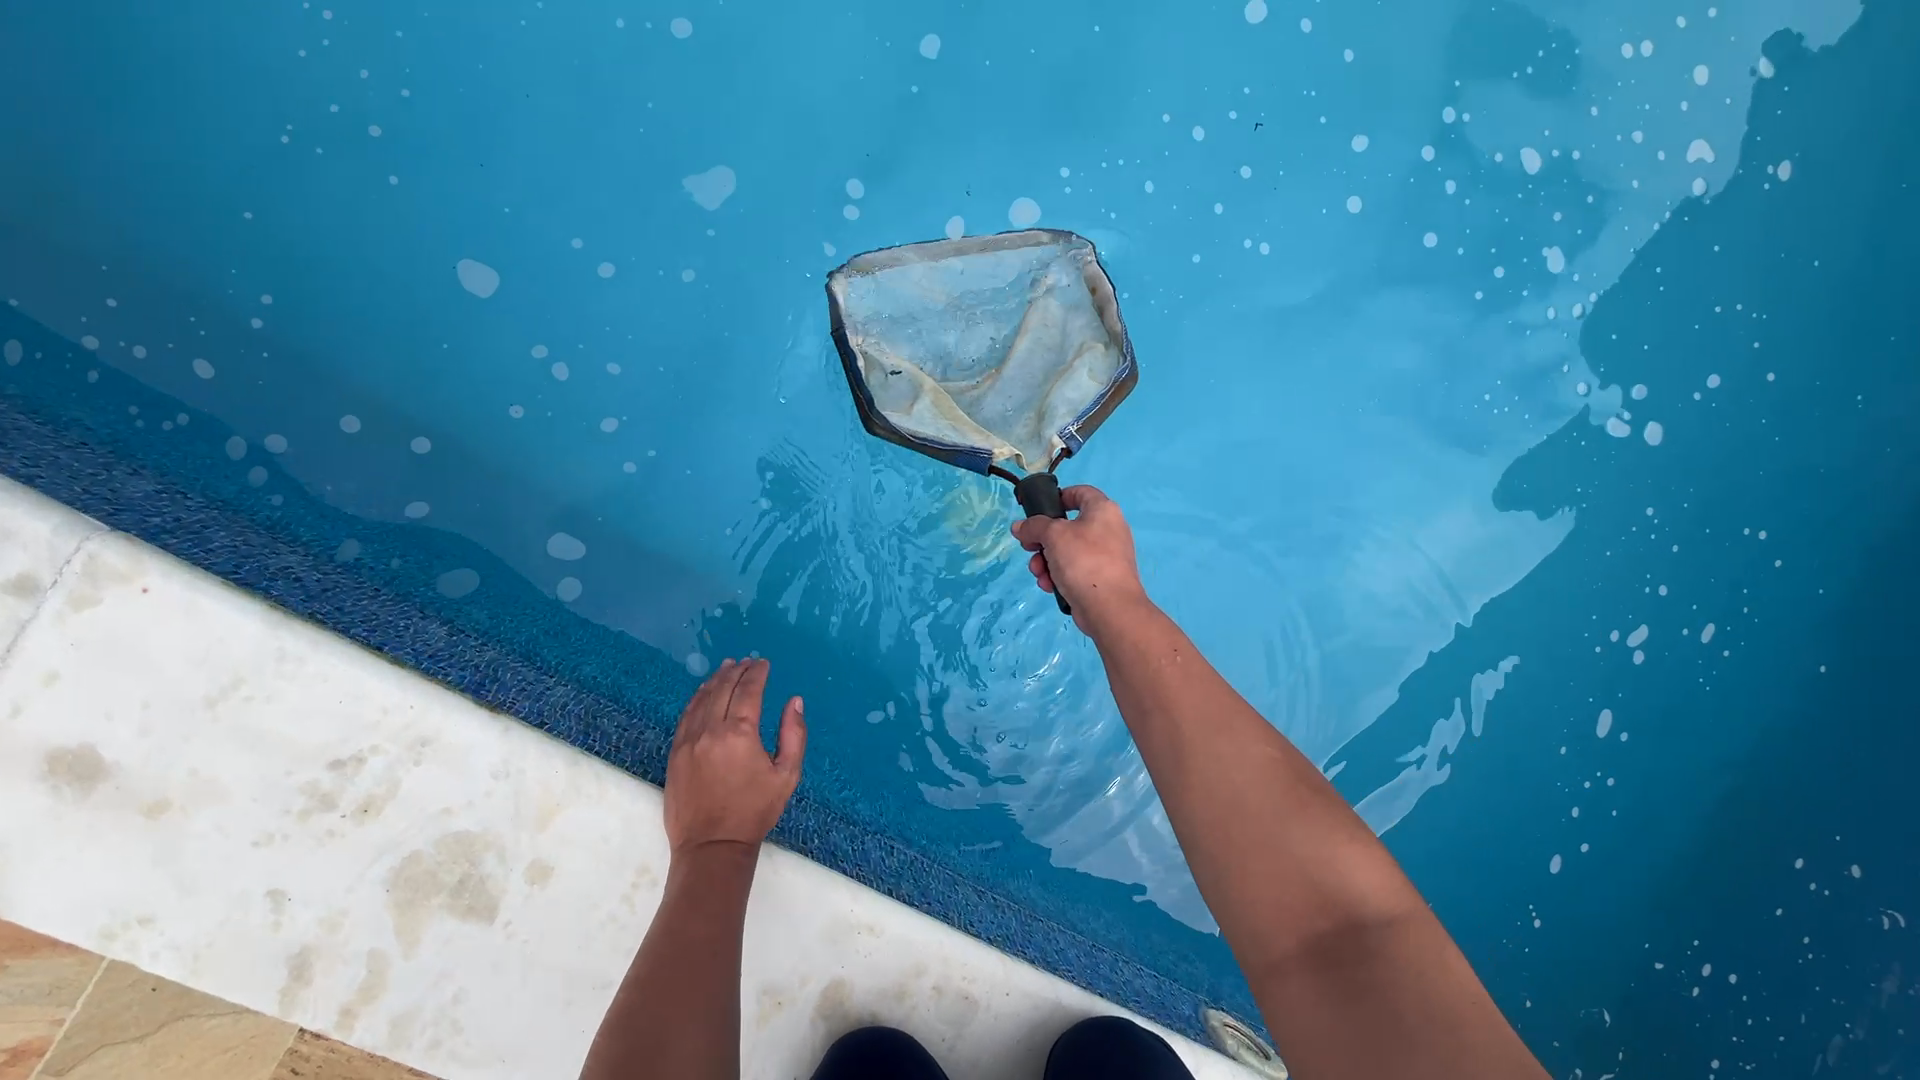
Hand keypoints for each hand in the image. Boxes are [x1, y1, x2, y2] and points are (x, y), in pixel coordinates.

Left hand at [664, 659, 805, 857]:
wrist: (712, 845)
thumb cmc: (755, 811)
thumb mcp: (787, 775)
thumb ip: (794, 734)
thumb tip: (794, 701)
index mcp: (741, 734)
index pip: (749, 691)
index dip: (757, 673)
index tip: (763, 663)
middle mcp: (712, 730)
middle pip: (723, 688)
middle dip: (737, 671)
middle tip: (747, 661)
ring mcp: (689, 740)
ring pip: (702, 698)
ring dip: (716, 679)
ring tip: (726, 667)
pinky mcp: (675, 752)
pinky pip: (686, 715)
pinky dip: (697, 698)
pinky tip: (704, 692)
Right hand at [1009, 484, 1149, 626]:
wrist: (1109, 607)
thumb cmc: (1084, 560)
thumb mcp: (1053, 535)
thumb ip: (1033, 526)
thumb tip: (1019, 527)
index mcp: (1103, 510)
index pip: (1081, 492)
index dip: (1059, 496)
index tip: (1040, 510)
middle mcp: (1108, 529)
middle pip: (1068, 526)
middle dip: (1043, 540)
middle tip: (1029, 547)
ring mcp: (1106, 556)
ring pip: (1067, 551)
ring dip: (1046, 561)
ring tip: (1039, 573)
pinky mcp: (1101, 578)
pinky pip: (1074, 570)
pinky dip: (1059, 575)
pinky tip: (1049, 586)